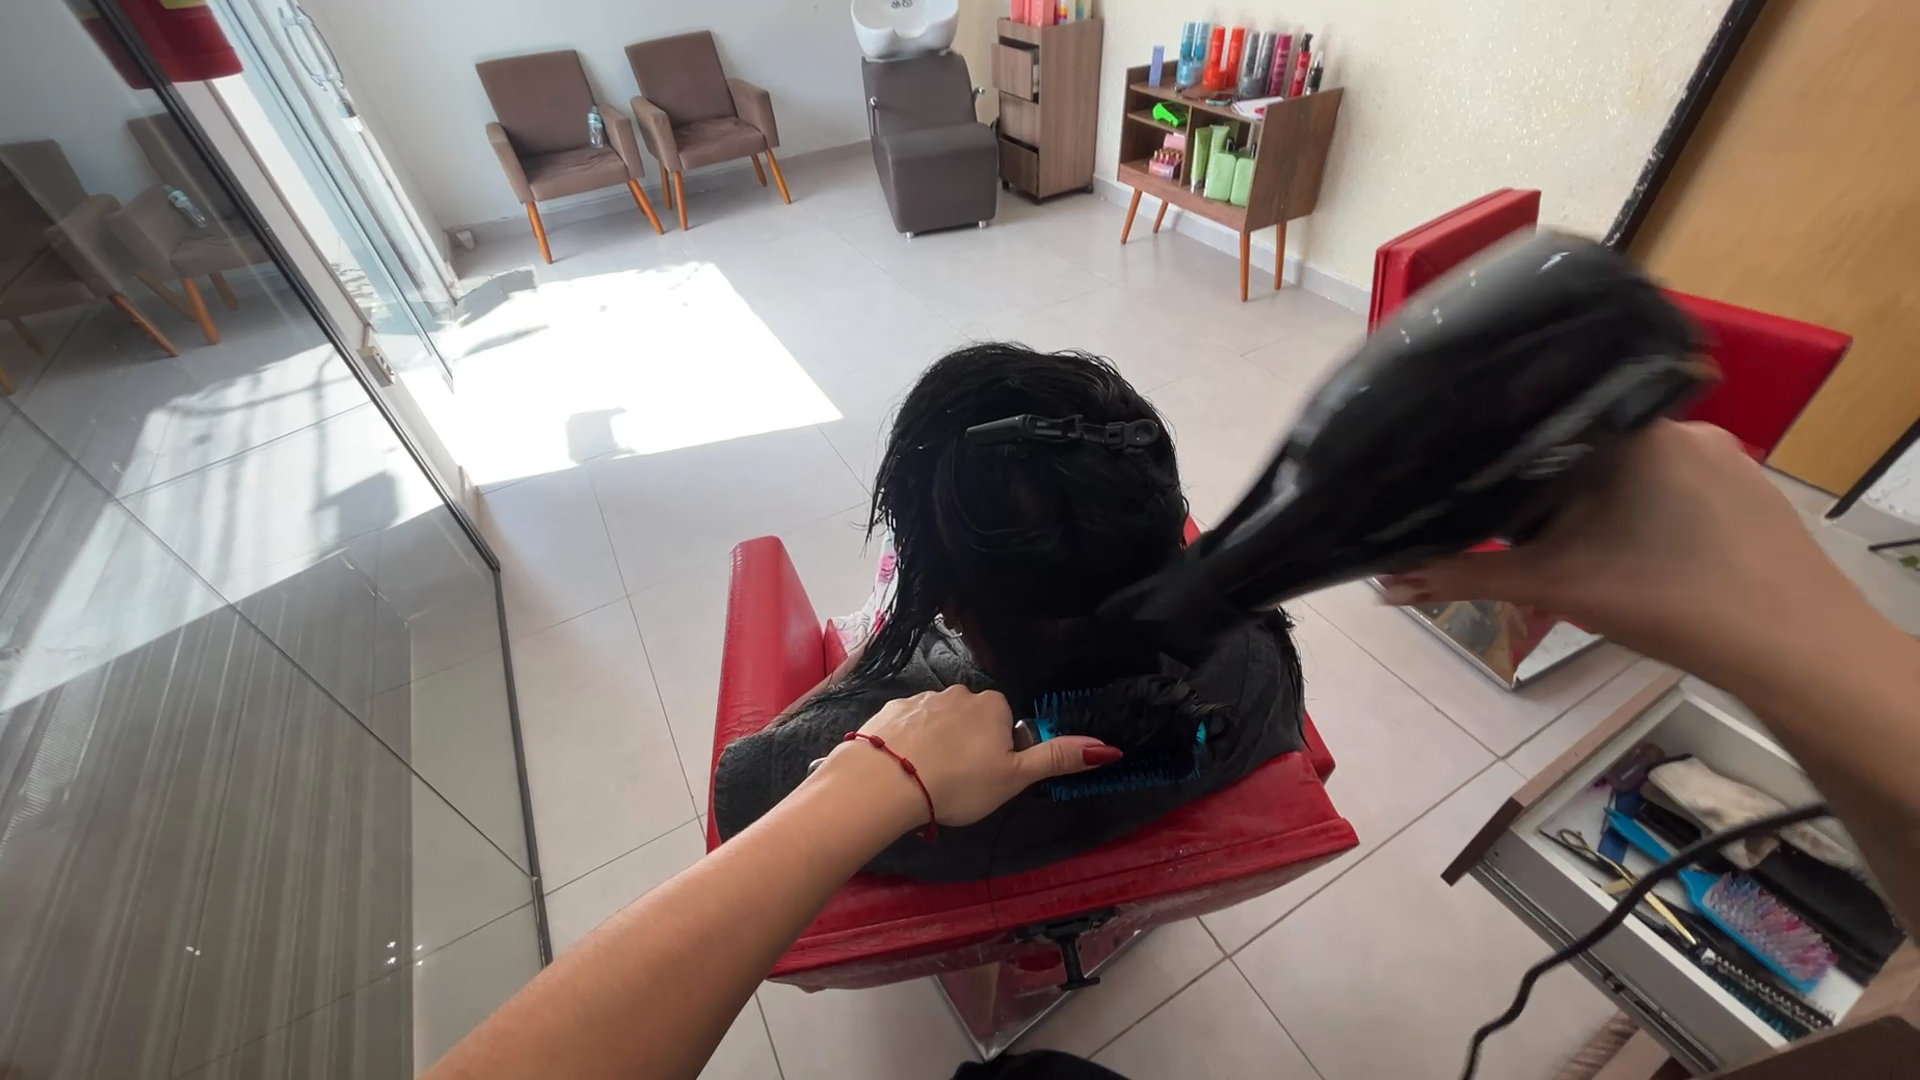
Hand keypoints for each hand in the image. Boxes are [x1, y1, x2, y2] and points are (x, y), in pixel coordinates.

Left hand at [821, 686, 1119, 828]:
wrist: (886, 781)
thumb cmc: (959, 782)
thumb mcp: (1015, 778)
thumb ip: (1057, 758)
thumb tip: (1109, 748)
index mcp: (993, 705)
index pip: (1007, 724)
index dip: (1001, 753)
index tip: (987, 778)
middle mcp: (959, 691)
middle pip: (973, 719)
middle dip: (970, 744)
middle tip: (959, 782)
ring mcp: (922, 697)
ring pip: (940, 720)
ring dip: (939, 742)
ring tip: (928, 778)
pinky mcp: (891, 709)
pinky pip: (909, 723)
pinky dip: (909, 741)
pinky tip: (903, 766)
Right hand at [1378, 421, 1867, 677]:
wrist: (1801, 654)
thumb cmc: (1668, 601)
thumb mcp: (1550, 585)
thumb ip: (1461, 578)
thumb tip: (1384, 585)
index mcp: (1631, 434)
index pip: (1538, 426)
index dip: (1495, 459)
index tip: (1464, 486)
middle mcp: (1681, 430)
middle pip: (1574, 449)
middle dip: (1539, 493)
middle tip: (1514, 533)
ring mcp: (1723, 457)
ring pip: (1617, 468)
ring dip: (1583, 502)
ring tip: (1562, 543)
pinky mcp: (1745, 488)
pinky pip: (1660, 481)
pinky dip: (1627, 508)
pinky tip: (1623, 547)